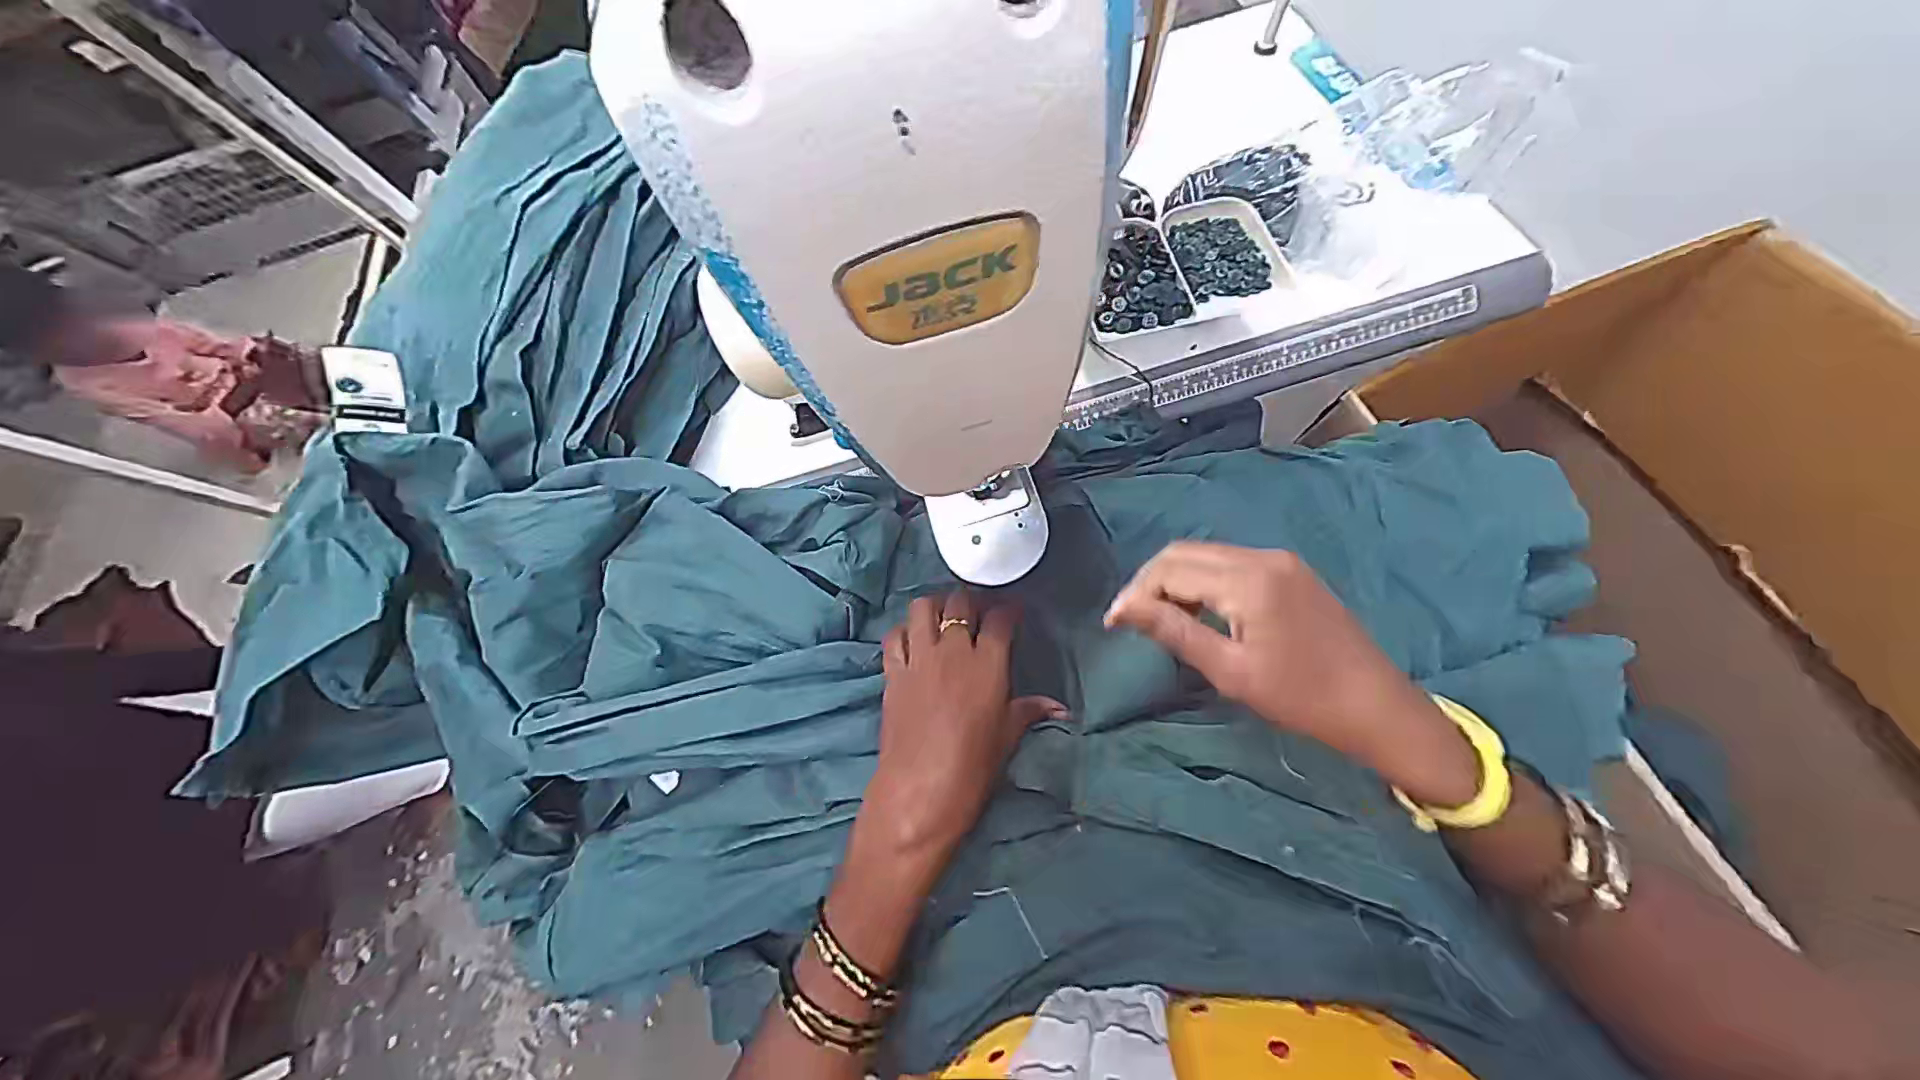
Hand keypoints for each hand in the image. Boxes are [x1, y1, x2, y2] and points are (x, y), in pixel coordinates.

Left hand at [862, 591, 1065, 864]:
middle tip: (978, 613)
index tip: (1012, 613)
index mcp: (987, 664)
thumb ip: (1029, 711)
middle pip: (960, 603)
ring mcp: (919, 659)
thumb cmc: (972, 767)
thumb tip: (1060, 708)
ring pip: (922, 608)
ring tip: (943, 618)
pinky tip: (913, 641)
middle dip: (971, 601)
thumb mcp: (1007, 737)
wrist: (920, 791)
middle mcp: (952, 652)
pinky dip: (904, 632)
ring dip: (935, 606)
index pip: (999, 619)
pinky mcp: (893, 673)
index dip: (1008, 610)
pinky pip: (895, 636)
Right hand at [1105, 541, 1478, 806]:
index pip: (1170, 569)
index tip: (1114, 625)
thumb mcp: (1230, 670)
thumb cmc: (1301, 697)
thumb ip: (1174, 631)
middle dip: (1150, 582)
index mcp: (1248, 580)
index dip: (1135, 593)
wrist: (1377, 706)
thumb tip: (1123, 608)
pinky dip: (1202, 581)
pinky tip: (1199, 612)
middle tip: (1133, 620)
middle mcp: (1262, 557)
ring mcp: (1279, 561)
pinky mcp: (1289, 571)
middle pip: (1184, 553)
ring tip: (1162, 620)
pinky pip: (1229, 563)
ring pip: (1205, 555)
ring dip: (1174, 580)